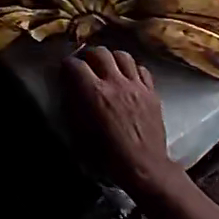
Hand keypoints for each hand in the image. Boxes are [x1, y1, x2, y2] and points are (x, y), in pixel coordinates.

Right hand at [62, 46, 181, 196]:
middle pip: (100, 52)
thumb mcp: (81, 133)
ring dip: (112, 58)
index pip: (76, 65)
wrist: (144, 167)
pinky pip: (141, 69)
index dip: (67, 64)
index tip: (65, 69)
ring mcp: (136, 85)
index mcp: (95, 93)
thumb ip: (74, 106)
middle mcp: (115, 82)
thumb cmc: (108, 156)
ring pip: (123, 55)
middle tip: (86, 64)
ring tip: (108, 67)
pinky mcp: (152, 92)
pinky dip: (132, 70)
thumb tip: (69, 89)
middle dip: (89, 55)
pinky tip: (129, 78)